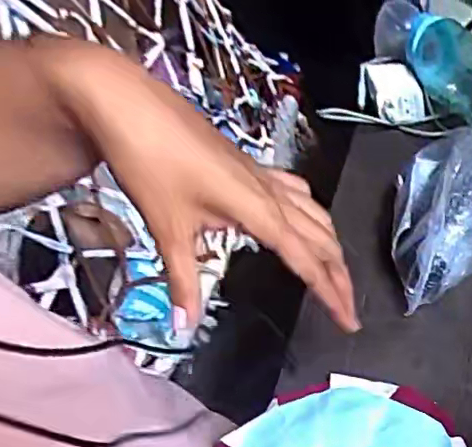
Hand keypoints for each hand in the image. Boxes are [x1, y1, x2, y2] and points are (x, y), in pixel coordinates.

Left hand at [44, 45, 358, 332]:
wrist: (121, 98)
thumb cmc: (146, 155)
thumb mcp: (166, 228)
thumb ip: (183, 281)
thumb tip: (183, 322)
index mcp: (261, 213)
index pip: (310, 265)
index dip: (333, 297)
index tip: (348, 321)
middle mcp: (273, 196)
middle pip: (326, 244)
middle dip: (343, 280)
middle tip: (350, 310)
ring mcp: (266, 179)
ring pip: (320, 219)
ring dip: (335, 250)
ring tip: (339, 275)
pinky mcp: (254, 168)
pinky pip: (300, 194)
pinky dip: (314, 215)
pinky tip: (311, 221)